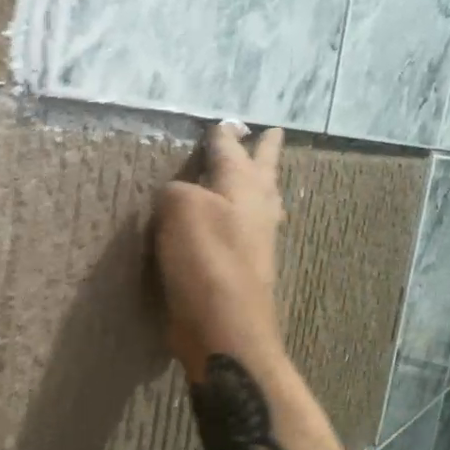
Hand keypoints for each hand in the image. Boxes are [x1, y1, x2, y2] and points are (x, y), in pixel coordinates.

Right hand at [154, 122, 286, 375]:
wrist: (225, 327)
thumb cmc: (206, 261)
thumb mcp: (180, 209)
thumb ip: (177, 191)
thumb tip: (177, 195)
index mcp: (242, 187)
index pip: (230, 151)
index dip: (224, 136)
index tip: (226, 122)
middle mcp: (255, 210)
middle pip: (261, 172)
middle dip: (264, 152)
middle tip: (272, 134)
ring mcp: (254, 242)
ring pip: (261, 201)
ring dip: (261, 184)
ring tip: (263, 175)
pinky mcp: (243, 270)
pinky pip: (247, 230)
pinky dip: (245, 217)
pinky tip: (238, 225)